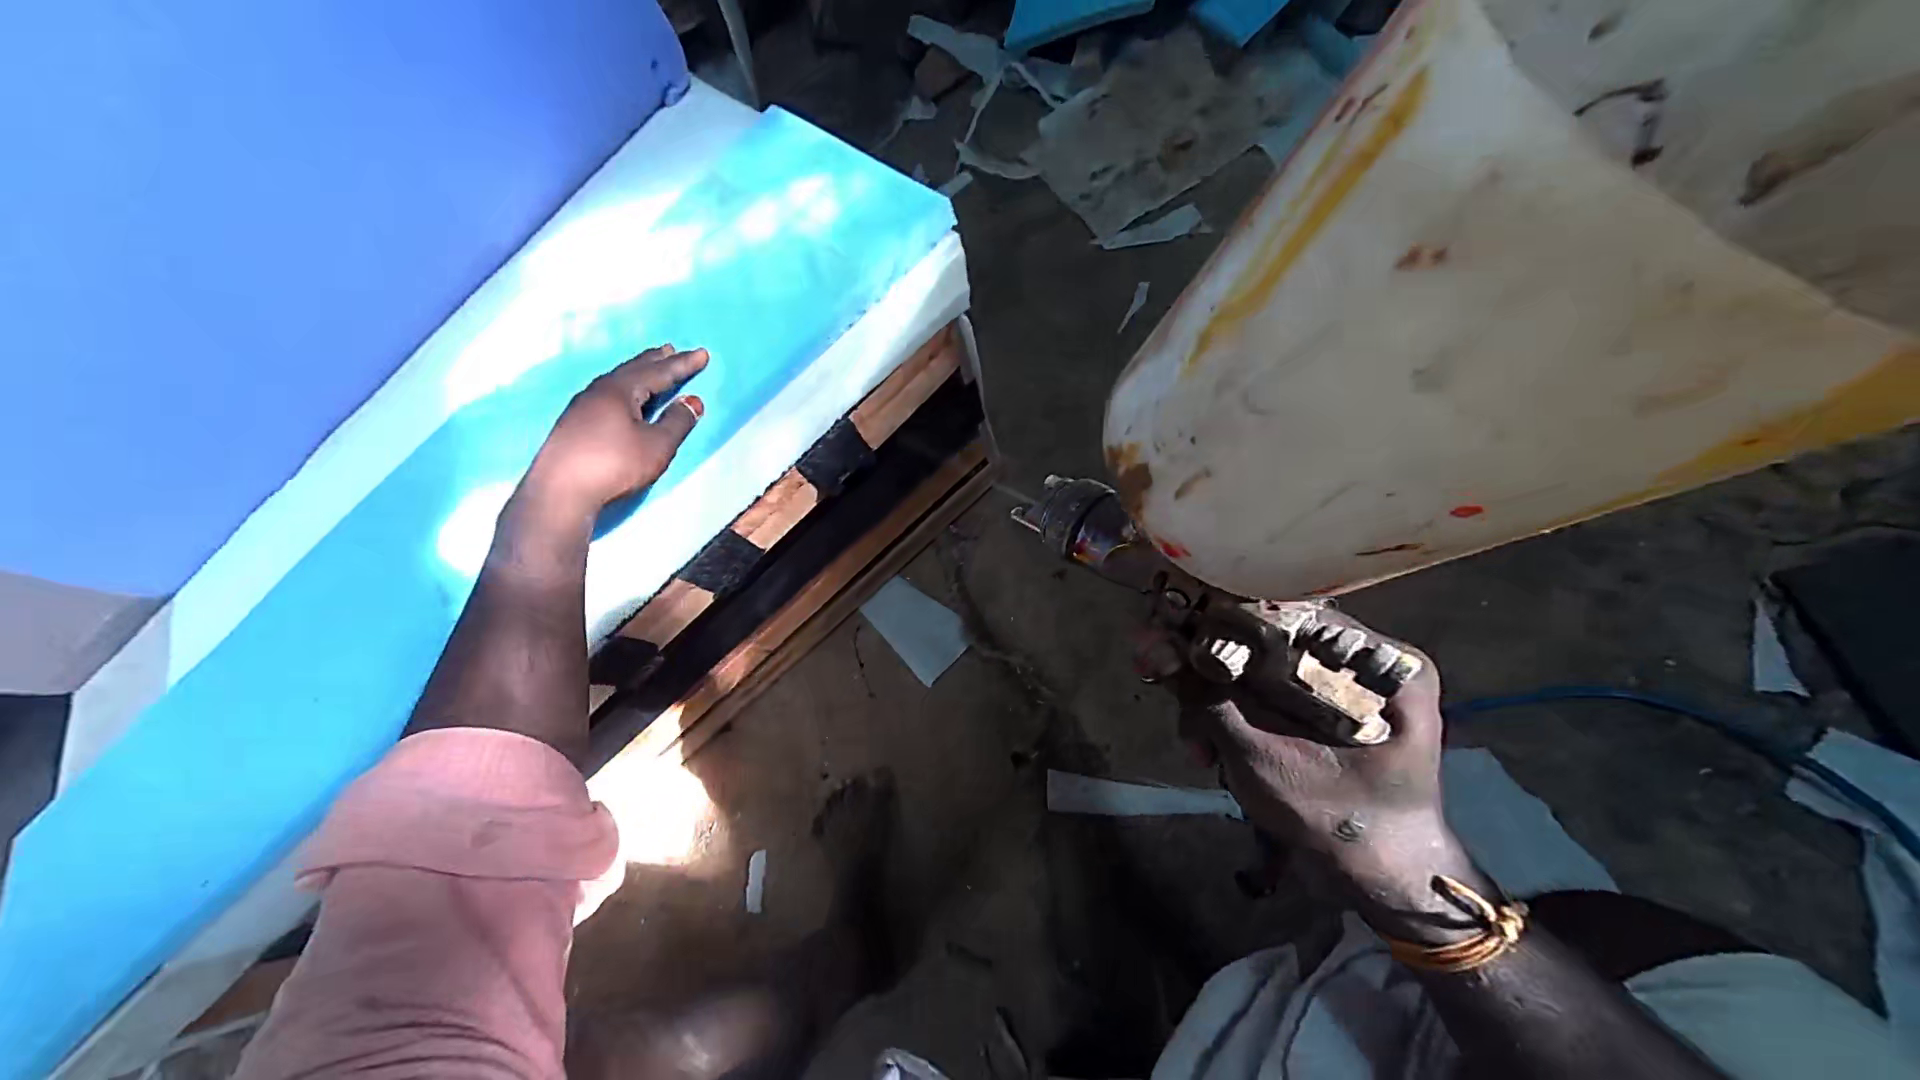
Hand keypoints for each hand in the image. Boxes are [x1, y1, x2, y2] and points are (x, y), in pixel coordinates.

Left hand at [525, 345, 708, 511]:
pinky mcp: (573, 424)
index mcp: (620, 390)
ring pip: (617, 381)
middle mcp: (598, 391)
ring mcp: (582, 407)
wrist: (560, 492)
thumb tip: (692, 401)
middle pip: (632, 370)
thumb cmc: (615, 465)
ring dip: (637, 373)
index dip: (682, 364)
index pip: (658, 372)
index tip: (702, 354)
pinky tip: (624, 397)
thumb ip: (678, 422)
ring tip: (650, 368)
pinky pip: (606, 395)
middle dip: (655, 360)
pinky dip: (625, 388)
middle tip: (670, 349)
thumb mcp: (657, 445)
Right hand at [1173, 613, 1485, 937]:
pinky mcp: (1325, 711)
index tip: (1170, 634)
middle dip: (1209, 672)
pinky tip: (1212, 748)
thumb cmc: (1336, 820)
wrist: (1383, 883)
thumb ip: (1205, 698)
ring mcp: (1346, 688)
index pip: (1289, 611)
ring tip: (1197, 747)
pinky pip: (1269, 694)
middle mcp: (1367, 662)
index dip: (1221, 620)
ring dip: (1215, 703)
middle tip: (1163, 681)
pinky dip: (1235, 717)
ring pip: (1261, 669)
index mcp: (1382, 662)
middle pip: (1267, 640)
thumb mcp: (1262, 756)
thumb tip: (1151, 648)